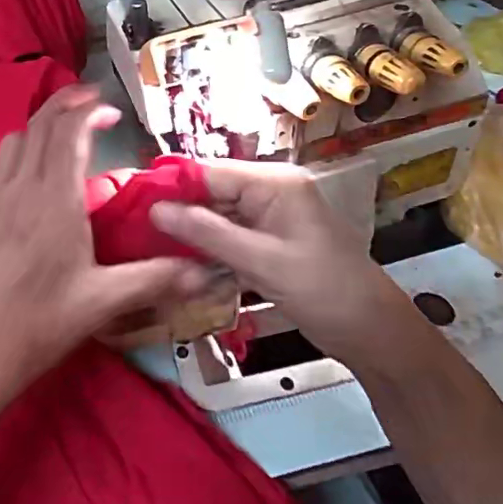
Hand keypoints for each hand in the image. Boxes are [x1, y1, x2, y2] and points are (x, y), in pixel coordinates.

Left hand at [0, 86, 209, 418]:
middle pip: (39, 124)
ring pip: (14, 140)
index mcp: (53, 196)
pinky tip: (33, 180)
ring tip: (65, 137)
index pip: (68, 130)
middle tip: (91, 102)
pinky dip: (21, 153)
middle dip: (65, 104)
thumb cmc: (35, 324)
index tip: (111, 111)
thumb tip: (206, 272)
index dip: (89, 110)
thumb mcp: (102, 302)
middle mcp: (19, 186)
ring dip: (41, 127)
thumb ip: (155, 279)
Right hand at [150, 160, 426, 375]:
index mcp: (275, 183)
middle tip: (135, 231)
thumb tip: (156, 210)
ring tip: (149, 249)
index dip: (172, 185)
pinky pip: (232, 238)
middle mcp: (272, 192)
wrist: (371, 331)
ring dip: (192, 235)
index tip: (131, 200)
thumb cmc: (323, 289)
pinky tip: (184, 266)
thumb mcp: (261, 261)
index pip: (212, 172)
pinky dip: (211, 252)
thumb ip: (207, 233)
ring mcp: (272, 219)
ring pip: (220, 218)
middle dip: (179, 212)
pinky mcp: (272, 243)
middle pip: (214, 194)